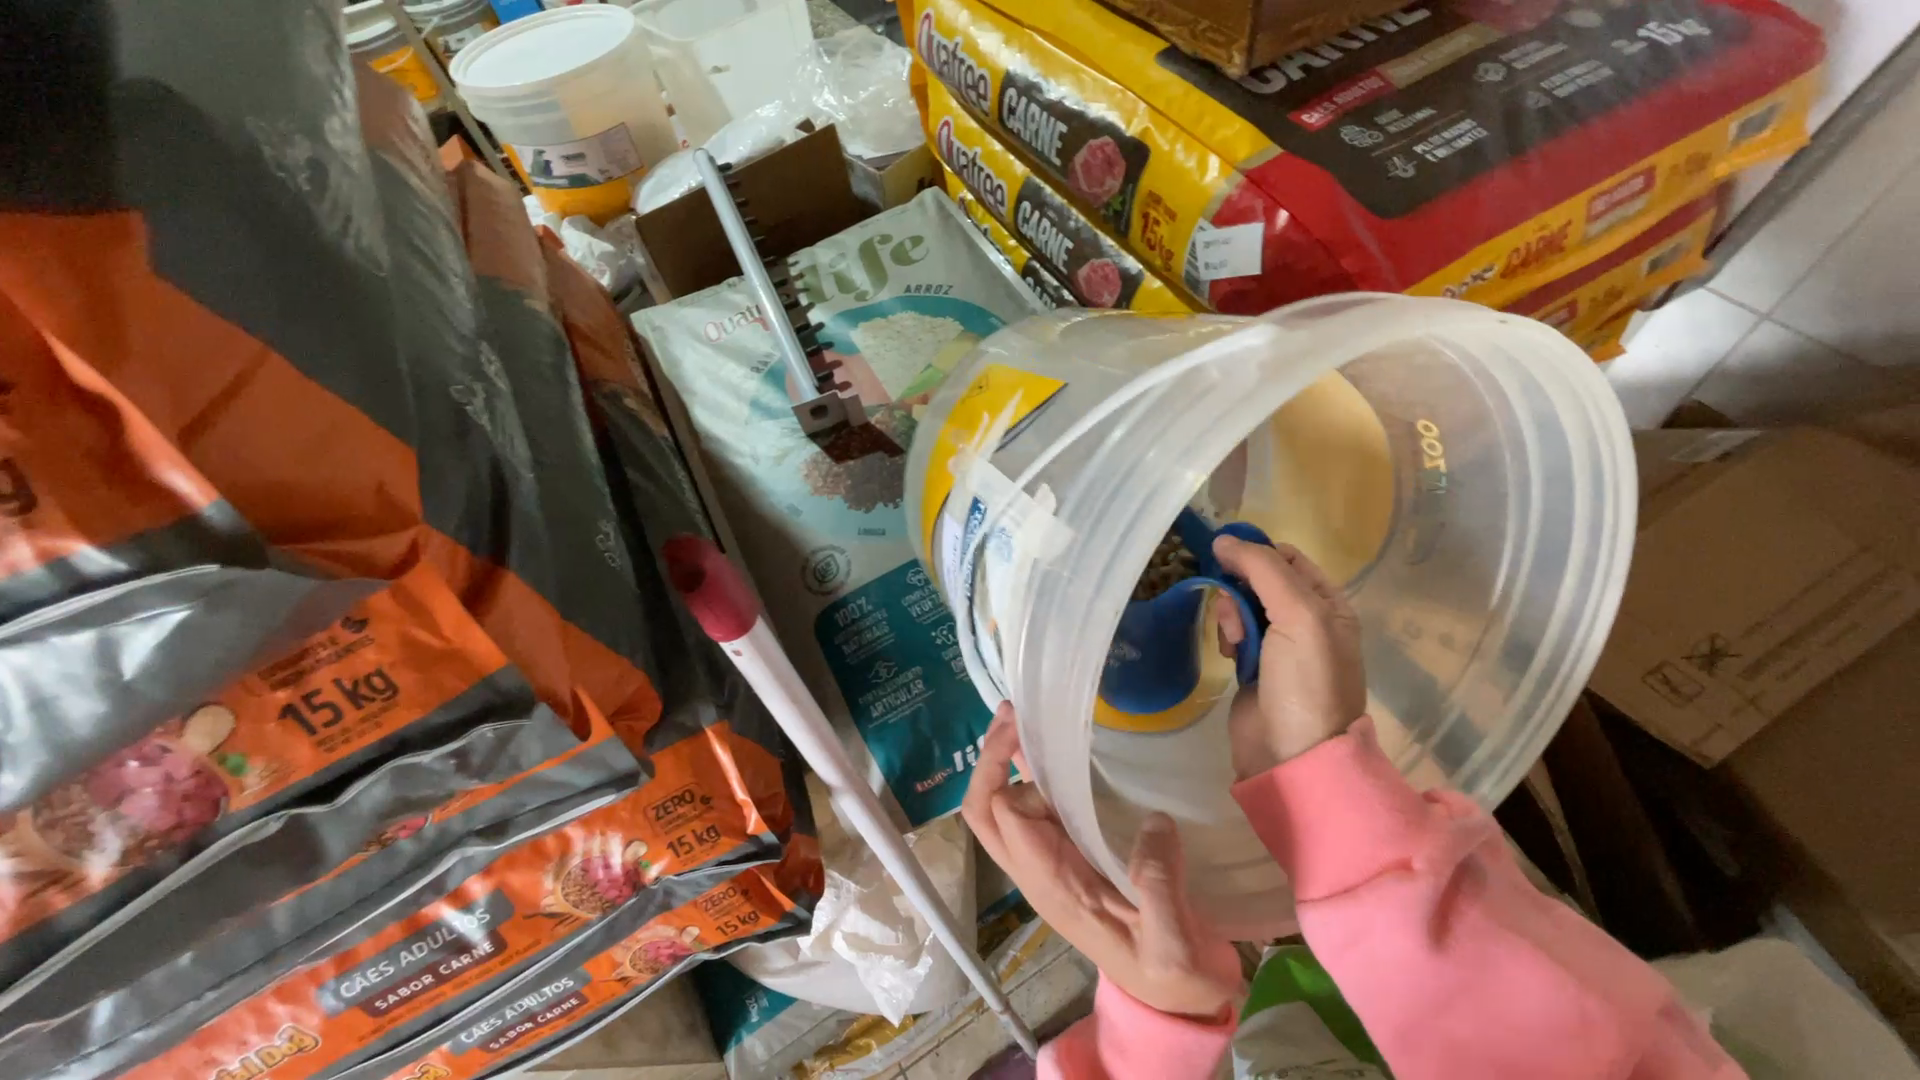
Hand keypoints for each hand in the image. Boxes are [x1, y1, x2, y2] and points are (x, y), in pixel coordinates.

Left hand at [963, 704, 1242, 1020]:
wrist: (1176, 998)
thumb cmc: (1173, 975)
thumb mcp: (1175, 945)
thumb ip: (1159, 888)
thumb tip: (1154, 821)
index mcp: (1051, 885)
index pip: (1007, 820)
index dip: (1015, 778)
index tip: (1040, 739)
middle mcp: (1038, 869)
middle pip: (986, 812)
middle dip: (989, 761)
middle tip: (1012, 712)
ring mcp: (1049, 861)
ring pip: (1002, 807)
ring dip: (1004, 761)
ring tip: (1022, 714)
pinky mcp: (1067, 854)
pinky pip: (1032, 808)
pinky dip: (1030, 774)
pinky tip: (1048, 745)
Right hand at [1211, 538, 1366, 779]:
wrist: (1293, 752)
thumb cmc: (1306, 680)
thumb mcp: (1298, 615)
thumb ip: (1263, 570)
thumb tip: (1223, 540)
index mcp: (1328, 605)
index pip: (1288, 559)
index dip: (1257, 551)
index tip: (1224, 552)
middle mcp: (1306, 621)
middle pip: (1260, 580)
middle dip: (1240, 586)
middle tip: (1230, 604)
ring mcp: (1279, 646)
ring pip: (1242, 606)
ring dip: (1232, 614)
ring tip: (1235, 640)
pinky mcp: (1253, 667)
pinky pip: (1234, 634)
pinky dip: (1228, 637)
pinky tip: (1230, 654)